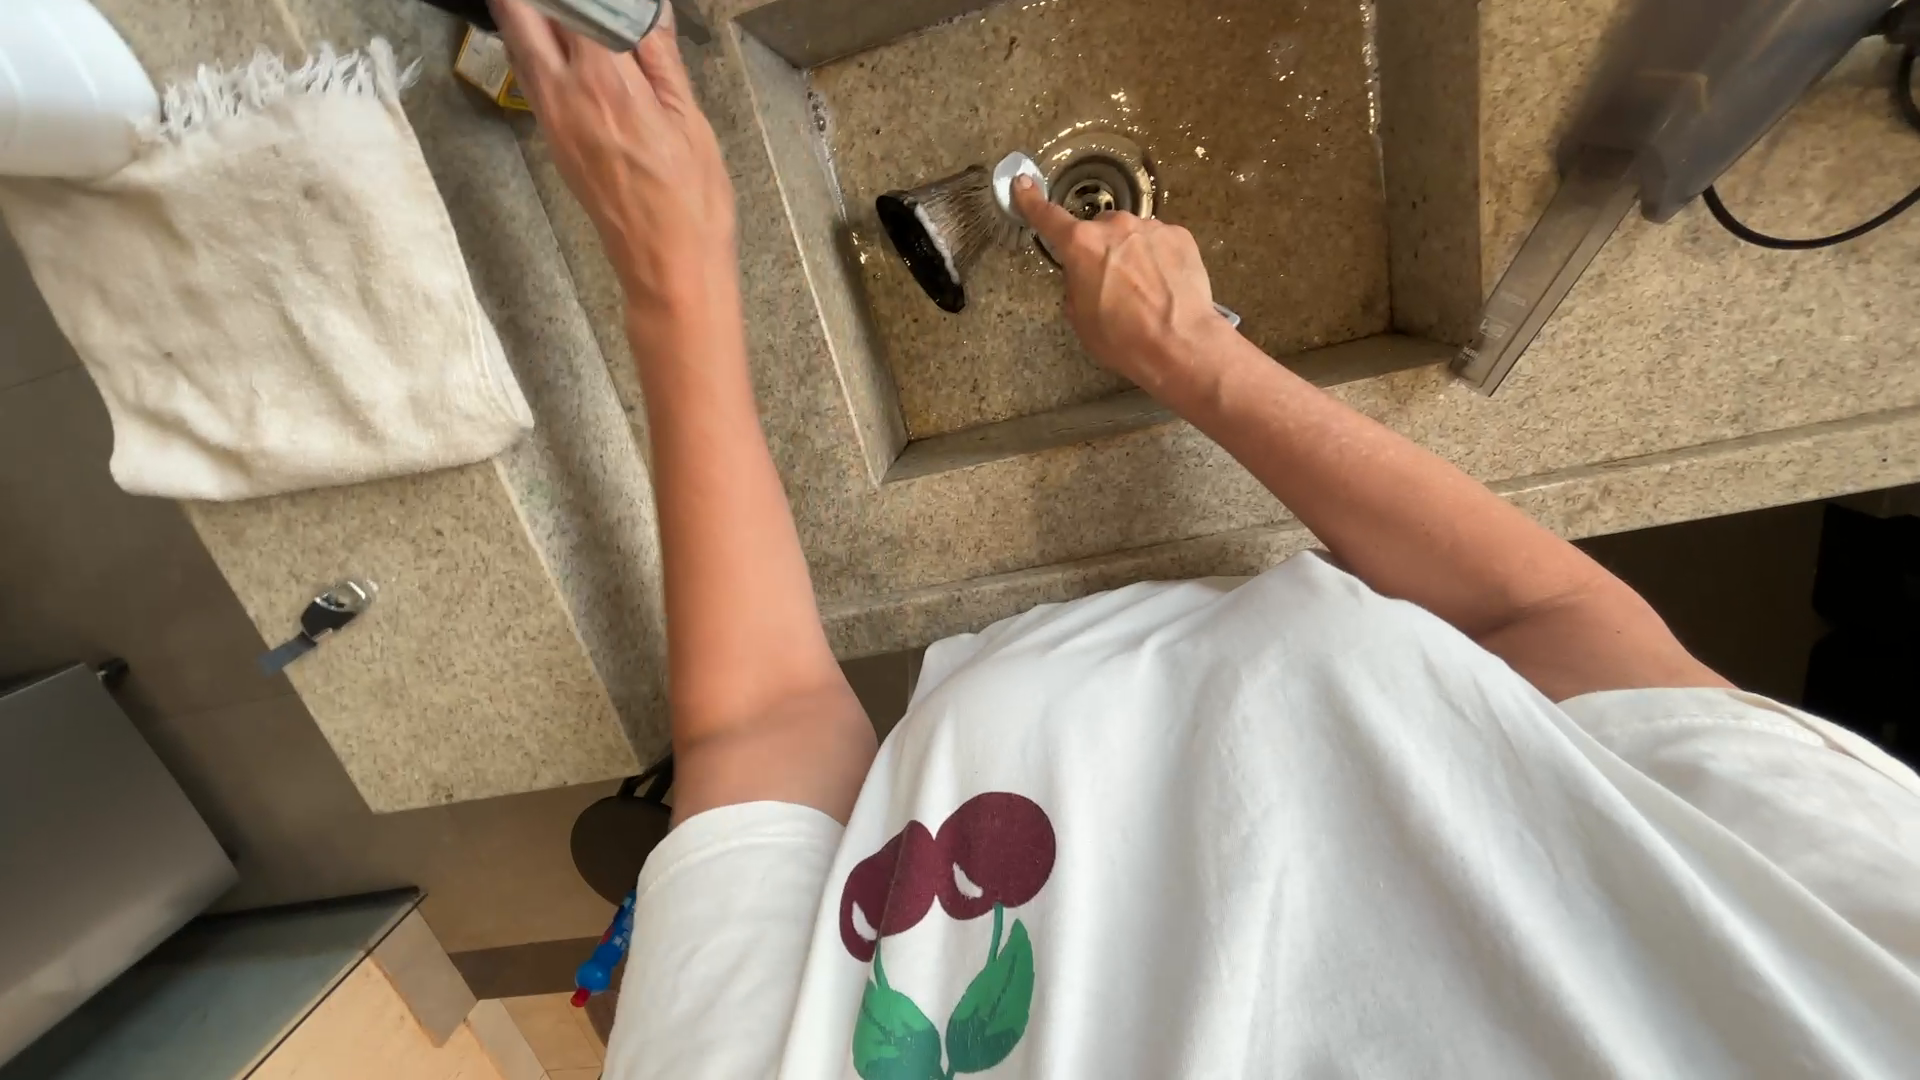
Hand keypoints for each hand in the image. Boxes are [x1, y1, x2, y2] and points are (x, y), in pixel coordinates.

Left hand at [491, 0, 735, 314]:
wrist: (671, 269)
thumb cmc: (692, 206)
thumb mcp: (690, 124)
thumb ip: (663, 60)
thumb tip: (651, 12)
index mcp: (605, 80)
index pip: (575, 2)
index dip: (592, 0)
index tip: (616, 5)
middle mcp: (564, 92)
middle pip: (519, 9)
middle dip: (544, 1)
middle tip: (583, 8)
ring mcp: (552, 120)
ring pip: (517, 40)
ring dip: (535, 18)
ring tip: (573, 21)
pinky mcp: (554, 144)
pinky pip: (531, 78)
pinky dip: (541, 52)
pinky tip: (574, 58)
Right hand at [1012, 177, 1225, 393]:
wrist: (1178, 343)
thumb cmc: (1122, 338)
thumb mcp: (1081, 319)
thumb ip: (1074, 287)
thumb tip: (1082, 277)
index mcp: (1081, 246)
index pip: (1049, 218)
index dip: (1032, 201)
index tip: (1023, 184)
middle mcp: (1114, 226)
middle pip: (1098, 231)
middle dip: (1099, 252)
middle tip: (1109, 287)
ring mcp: (1149, 227)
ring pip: (1130, 236)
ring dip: (1130, 256)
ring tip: (1142, 293)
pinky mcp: (1178, 235)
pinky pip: (1158, 241)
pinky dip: (1157, 259)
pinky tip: (1163, 287)